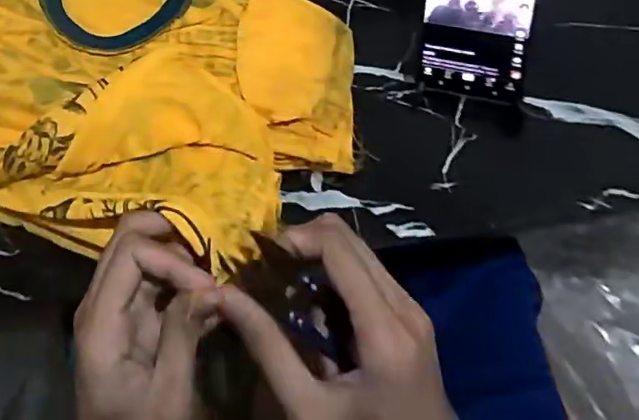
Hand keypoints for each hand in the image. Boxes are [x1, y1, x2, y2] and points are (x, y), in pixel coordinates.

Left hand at [75, 211, 220, 419]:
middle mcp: (98, 303)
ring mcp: (111, 307)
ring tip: (209, 279)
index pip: (129, 252)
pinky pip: (148, 277)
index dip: (170, 257)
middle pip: (126, 238)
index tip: (206, 285)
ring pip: (138, 250)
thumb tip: (211, 287)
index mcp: (99, 321)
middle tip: (206, 257)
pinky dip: (176, 275)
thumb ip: (184, 335)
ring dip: (176, 255)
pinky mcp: (126, 316)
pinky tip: (205, 296)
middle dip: (169, 238)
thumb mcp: (168, 396)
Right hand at [213, 215, 454, 419]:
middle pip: (348, 237)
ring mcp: (413, 309)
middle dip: (302, 243)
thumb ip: (268, 348)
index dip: (294, 238)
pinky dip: (336, 277)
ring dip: (318, 258)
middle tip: (267, 268)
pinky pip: (369, 274)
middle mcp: (405, 305)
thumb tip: (225, 295)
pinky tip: (314, 308)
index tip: (260, 258)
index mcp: (385, 327)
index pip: (336, 245)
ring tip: (285, 287)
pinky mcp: (412, 317)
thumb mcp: (308, 409)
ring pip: (358, 250)